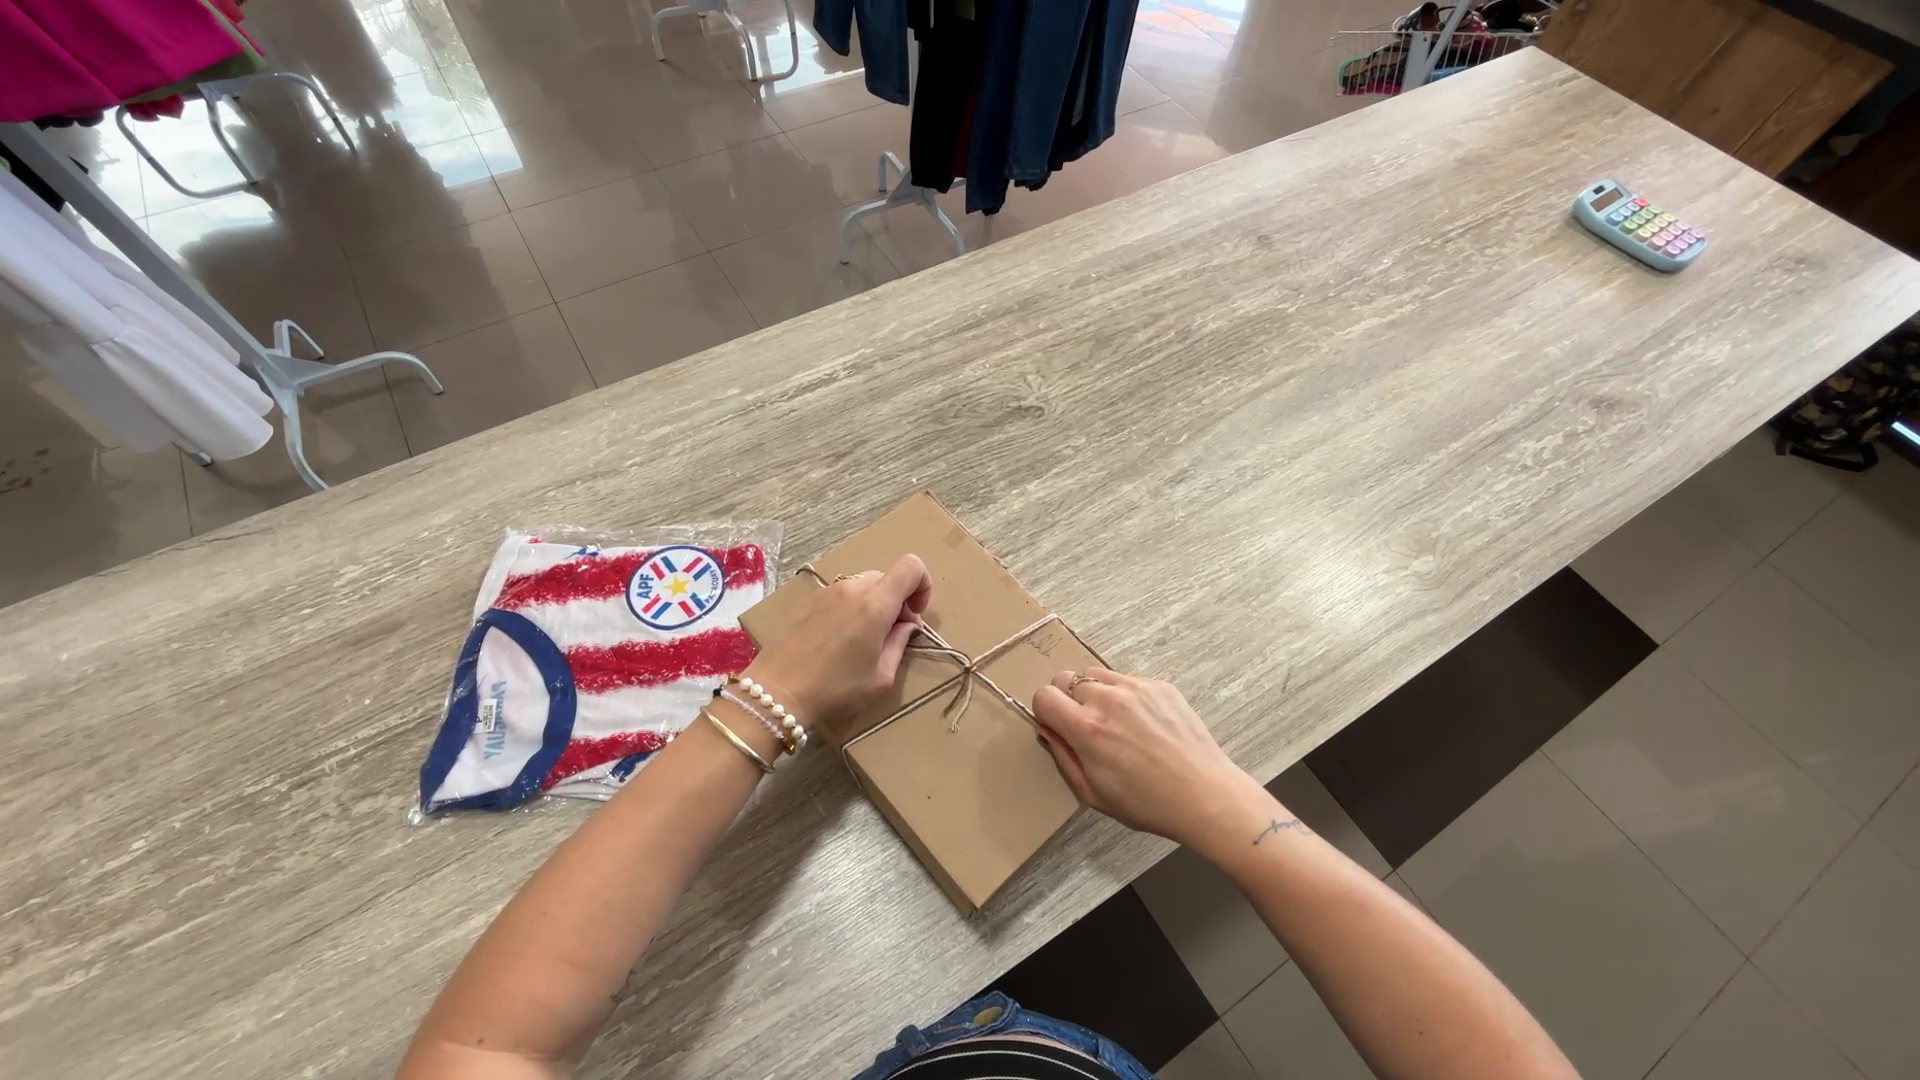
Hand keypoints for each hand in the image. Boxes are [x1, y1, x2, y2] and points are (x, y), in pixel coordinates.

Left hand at [744, 554, 932, 736]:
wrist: (778, 691)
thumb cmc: (835, 688)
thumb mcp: (881, 676)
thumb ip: (900, 643)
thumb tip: (907, 625)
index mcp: (875, 604)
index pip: (912, 566)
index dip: (923, 586)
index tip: (915, 616)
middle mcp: (853, 588)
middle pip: (889, 576)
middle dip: (900, 600)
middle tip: (893, 634)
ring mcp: (829, 591)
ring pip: (866, 584)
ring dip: (877, 604)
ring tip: (868, 639)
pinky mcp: (812, 601)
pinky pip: (845, 594)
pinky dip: (856, 607)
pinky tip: (845, 638)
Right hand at [1032, 668, 1264, 849]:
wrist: (1203, 795)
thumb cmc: (1147, 803)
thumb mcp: (1092, 792)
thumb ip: (1062, 755)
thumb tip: (1047, 728)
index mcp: (1087, 729)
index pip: (1044, 695)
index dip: (1045, 711)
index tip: (1057, 725)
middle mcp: (1108, 700)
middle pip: (1066, 678)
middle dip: (1067, 699)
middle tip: (1083, 723)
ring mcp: (1136, 688)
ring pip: (1094, 674)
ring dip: (1094, 692)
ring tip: (1112, 720)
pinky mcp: (1159, 686)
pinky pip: (1126, 678)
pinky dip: (1123, 694)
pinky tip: (1139, 721)